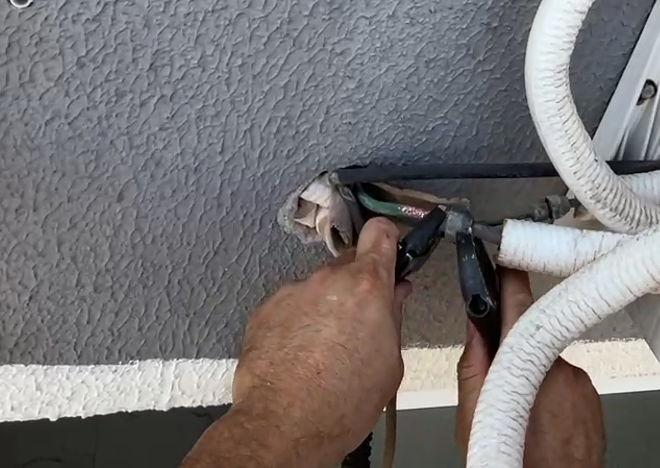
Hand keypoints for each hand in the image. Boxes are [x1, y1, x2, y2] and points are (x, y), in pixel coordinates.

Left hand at [183, 218, 409, 467]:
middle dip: (354, 288)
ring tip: (320, 350)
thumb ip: (392, 319)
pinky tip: (296, 356)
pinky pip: (289, 307)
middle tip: (355, 323)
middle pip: (348, 267)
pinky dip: (295, 324)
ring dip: (323, 308)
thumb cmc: (343, 403)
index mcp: (368, 285)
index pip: (380, 232)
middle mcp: (330, 278)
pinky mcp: (266, 309)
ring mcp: (295, 291)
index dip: (385, 239)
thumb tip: (394, 296)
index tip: (386, 250)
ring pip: (317, 289)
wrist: (284, 427)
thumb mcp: (390, 364)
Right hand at [456, 268, 604, 467]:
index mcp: (526, 364)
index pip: (518, 303)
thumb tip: (475, 327)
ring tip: (526, 417)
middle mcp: (560, 366)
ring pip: (550, 364)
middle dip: (516, 355)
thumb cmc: (516, 465)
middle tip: (505, 387)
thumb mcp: (472, 421)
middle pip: (531, 339)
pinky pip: (569, 383)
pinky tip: (545, 423)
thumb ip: (472, 368)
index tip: (506, 257)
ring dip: (536, 381)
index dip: (511, 278)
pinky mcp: (594, 396)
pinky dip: (555, 397)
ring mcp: (581, 381)